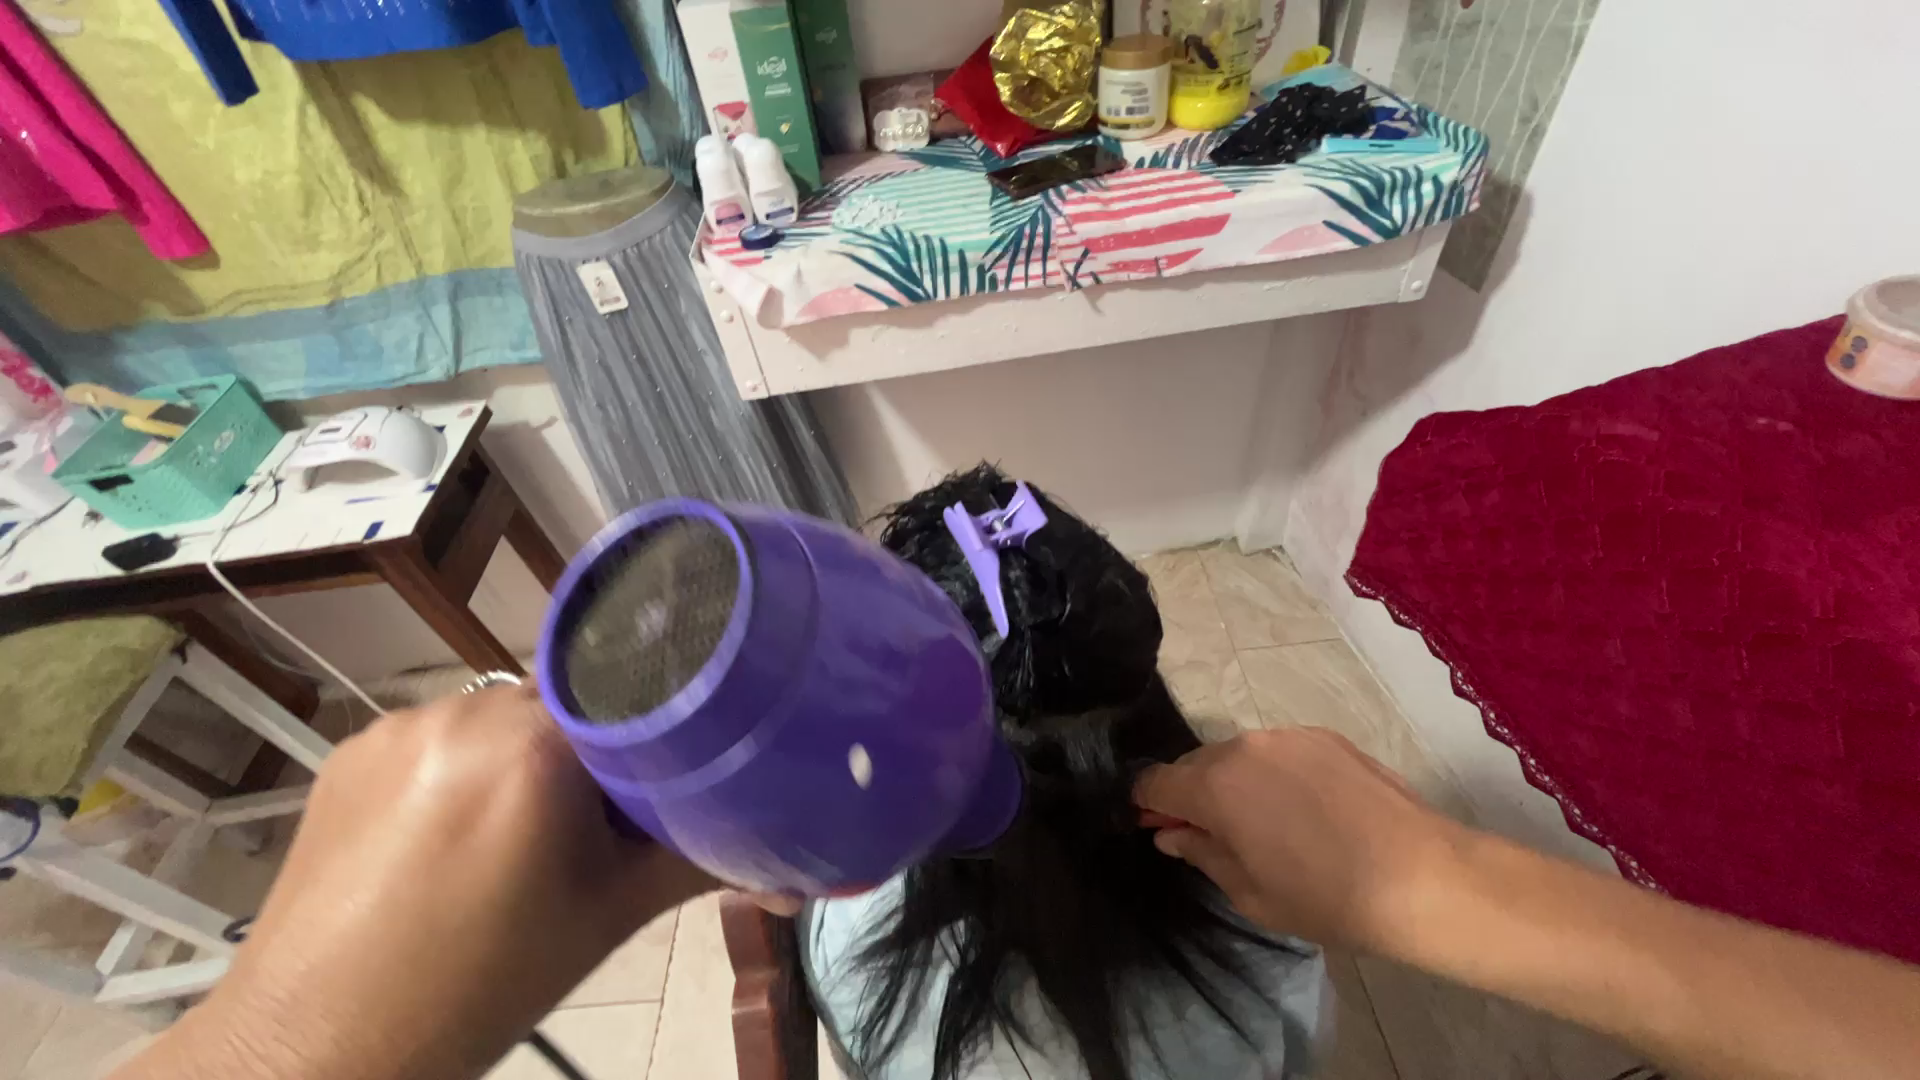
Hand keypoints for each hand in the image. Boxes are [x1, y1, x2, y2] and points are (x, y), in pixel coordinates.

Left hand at [121, 685, 716, 1079]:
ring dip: (532, 750)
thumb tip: (802, 873)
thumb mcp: (615, 914)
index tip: (673, 765)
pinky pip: (448, 730)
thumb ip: (708, 864)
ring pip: (509, 711)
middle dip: (595, 743)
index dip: (660, 727)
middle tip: (605, 808)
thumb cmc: (485, 983)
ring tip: (528, 820)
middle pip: (569, 700)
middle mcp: (465, 713)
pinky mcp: (356, 746)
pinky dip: (472, 761)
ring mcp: (402, 725)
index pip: (632, 694)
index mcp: (535, 750)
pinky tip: (461, 824)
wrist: (314, 1052)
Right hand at [1133, 727, 1468, 954]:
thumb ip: (1201, 853)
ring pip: (1237, 755)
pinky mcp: (1322, 736)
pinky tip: (1304, 807)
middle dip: (1191, 794)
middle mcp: (1241, 747)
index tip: (1156, 825)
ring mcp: (1285, 736)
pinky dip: (1273, 773)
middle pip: (1194, 764)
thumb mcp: (1250, 893)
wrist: (1424, 877)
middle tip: (1212, 832)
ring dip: (1234, 781)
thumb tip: (1171, 833)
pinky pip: (1277, 751)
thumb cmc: (1326, 898)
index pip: (1154, 782)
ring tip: (1266, 820)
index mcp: (1214, 786)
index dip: (1147, 804)